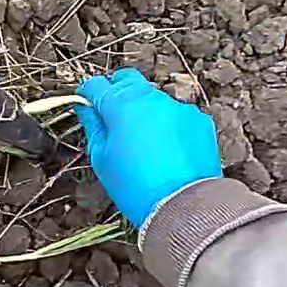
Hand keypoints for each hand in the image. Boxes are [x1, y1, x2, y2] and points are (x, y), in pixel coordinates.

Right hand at [75, 69, 221, 225]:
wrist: (183, 206)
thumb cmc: (136, 187)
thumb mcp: (102, 158)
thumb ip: (93, 125)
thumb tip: (87, 107)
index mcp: (122, 105)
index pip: (97, 85)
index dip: (89, 94)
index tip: (88, 104)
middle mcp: (152, 98)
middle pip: (128, 80)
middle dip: (116, 91)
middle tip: (113, 116)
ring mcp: (179, 107)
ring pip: (154, 98)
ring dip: (145, 111)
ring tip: (144, 143)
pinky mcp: (199, 120)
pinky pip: (177, 114)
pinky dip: (169, 125)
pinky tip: (167, 151)